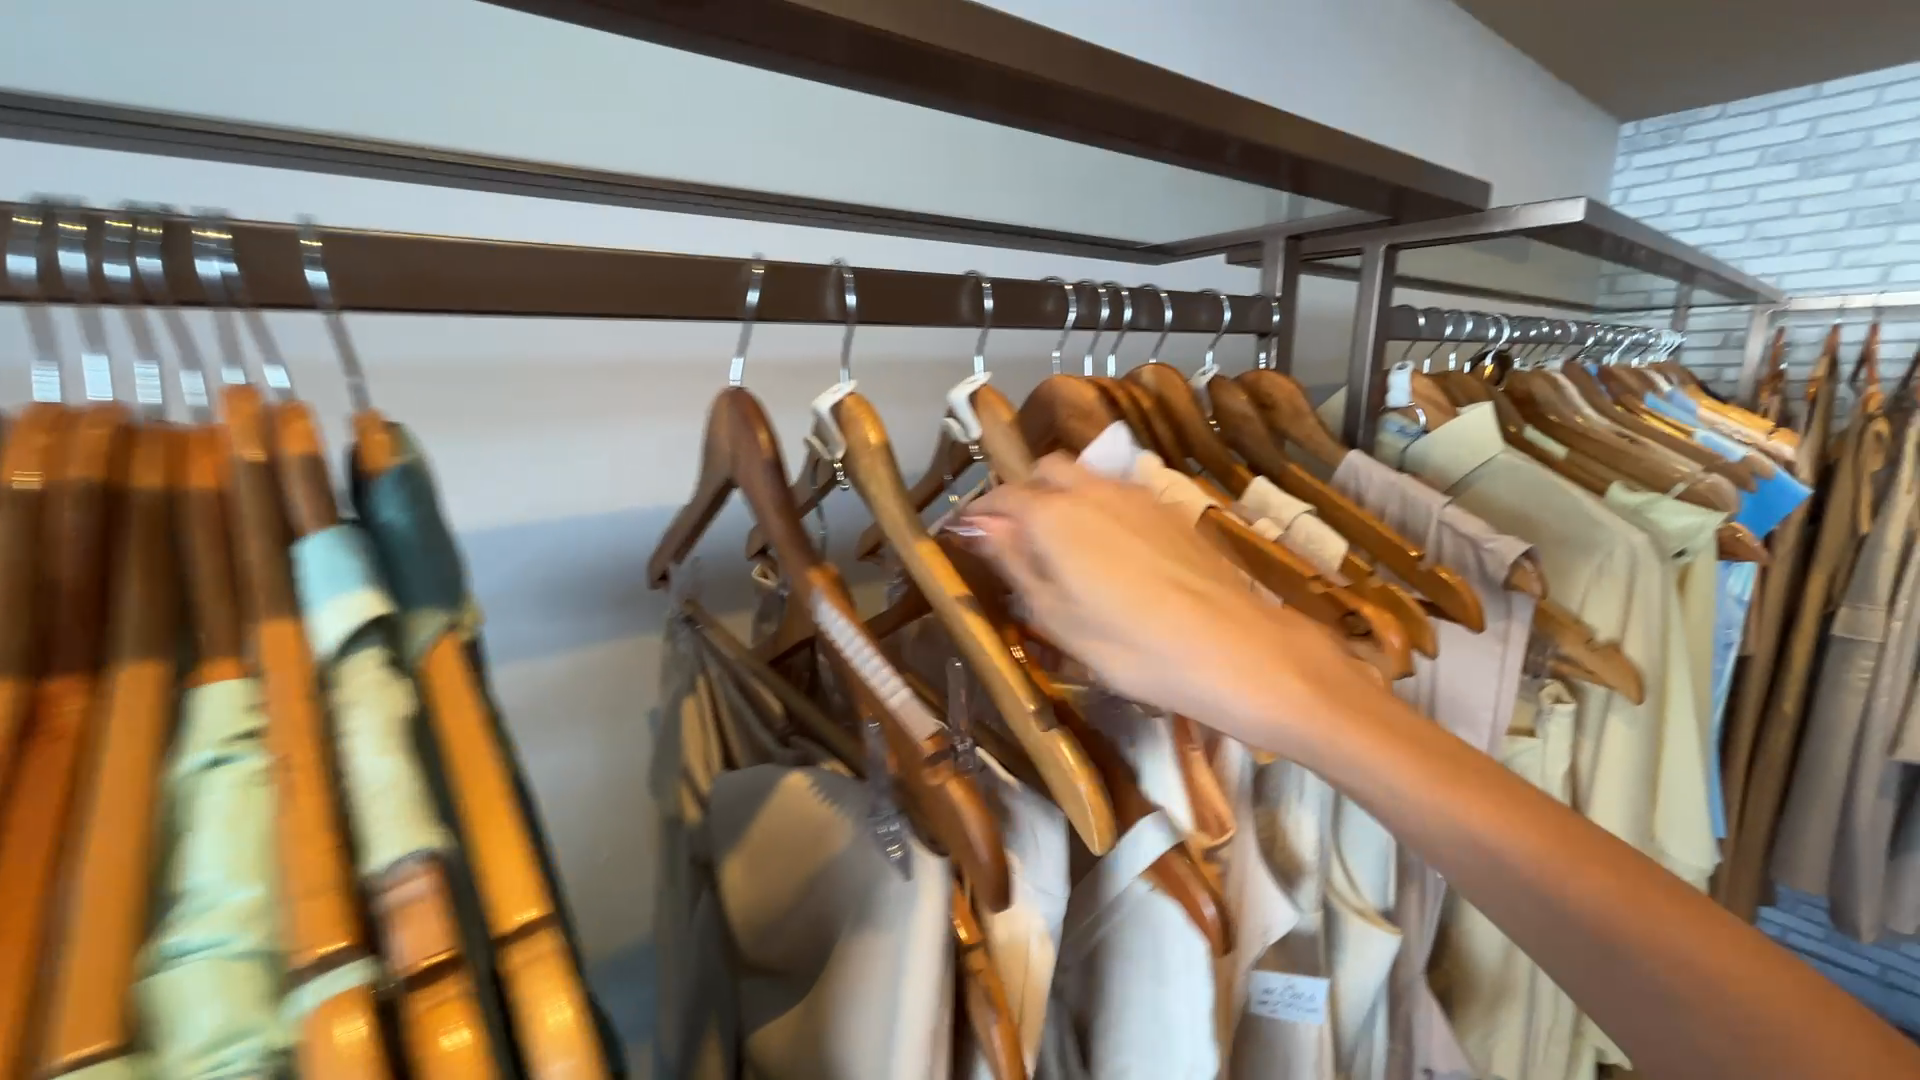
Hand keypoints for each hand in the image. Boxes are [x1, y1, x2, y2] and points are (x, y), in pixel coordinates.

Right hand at [953, 454, 1374, 747]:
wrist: (1234, 648)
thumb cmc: (1132, 647)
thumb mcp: (1056, 617)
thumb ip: (1014, 563)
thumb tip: (976, 526)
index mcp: (1052, 515)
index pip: (1000, 497)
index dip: (979, 513)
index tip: (967, 535)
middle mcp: (1091, 490)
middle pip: (1044, 471)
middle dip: (1022, 494)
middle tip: (1016, 539)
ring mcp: (1135, 494)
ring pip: (1084, 476)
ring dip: (1060, 495)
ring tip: (1061, 544)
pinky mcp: (1169, 508)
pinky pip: (1117, 490)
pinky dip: (1096, 504)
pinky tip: (1108, 548)